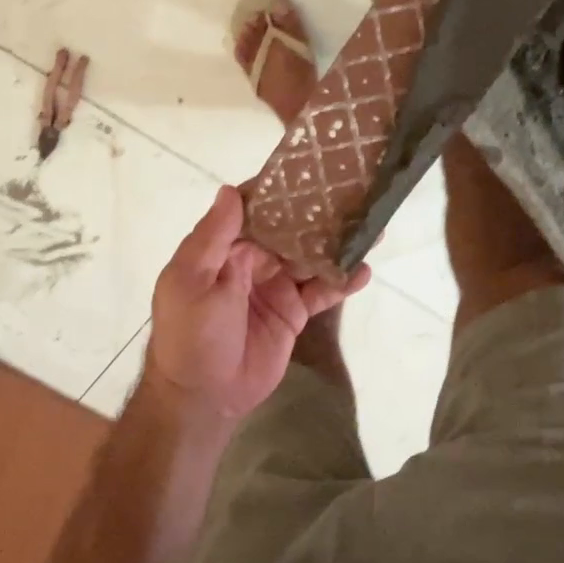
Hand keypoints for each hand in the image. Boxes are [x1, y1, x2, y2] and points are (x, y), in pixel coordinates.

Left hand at [142, 186, 370, 420]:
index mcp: (223, 247)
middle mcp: (251, 260)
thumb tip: (231, 189)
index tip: (308, 167)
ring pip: (310, 256)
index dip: (277, 189)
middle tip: (354, 192)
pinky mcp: (293, 313)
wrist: (203, 396)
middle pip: (288, 229)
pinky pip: (321, 291)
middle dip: (317, 212)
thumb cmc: (191, 333)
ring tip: (372, 226)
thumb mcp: (191, 280)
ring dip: (337, 243)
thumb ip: (213, 236)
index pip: (252, 208)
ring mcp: (274, 286)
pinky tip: (365, 270)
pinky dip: (342, 281)